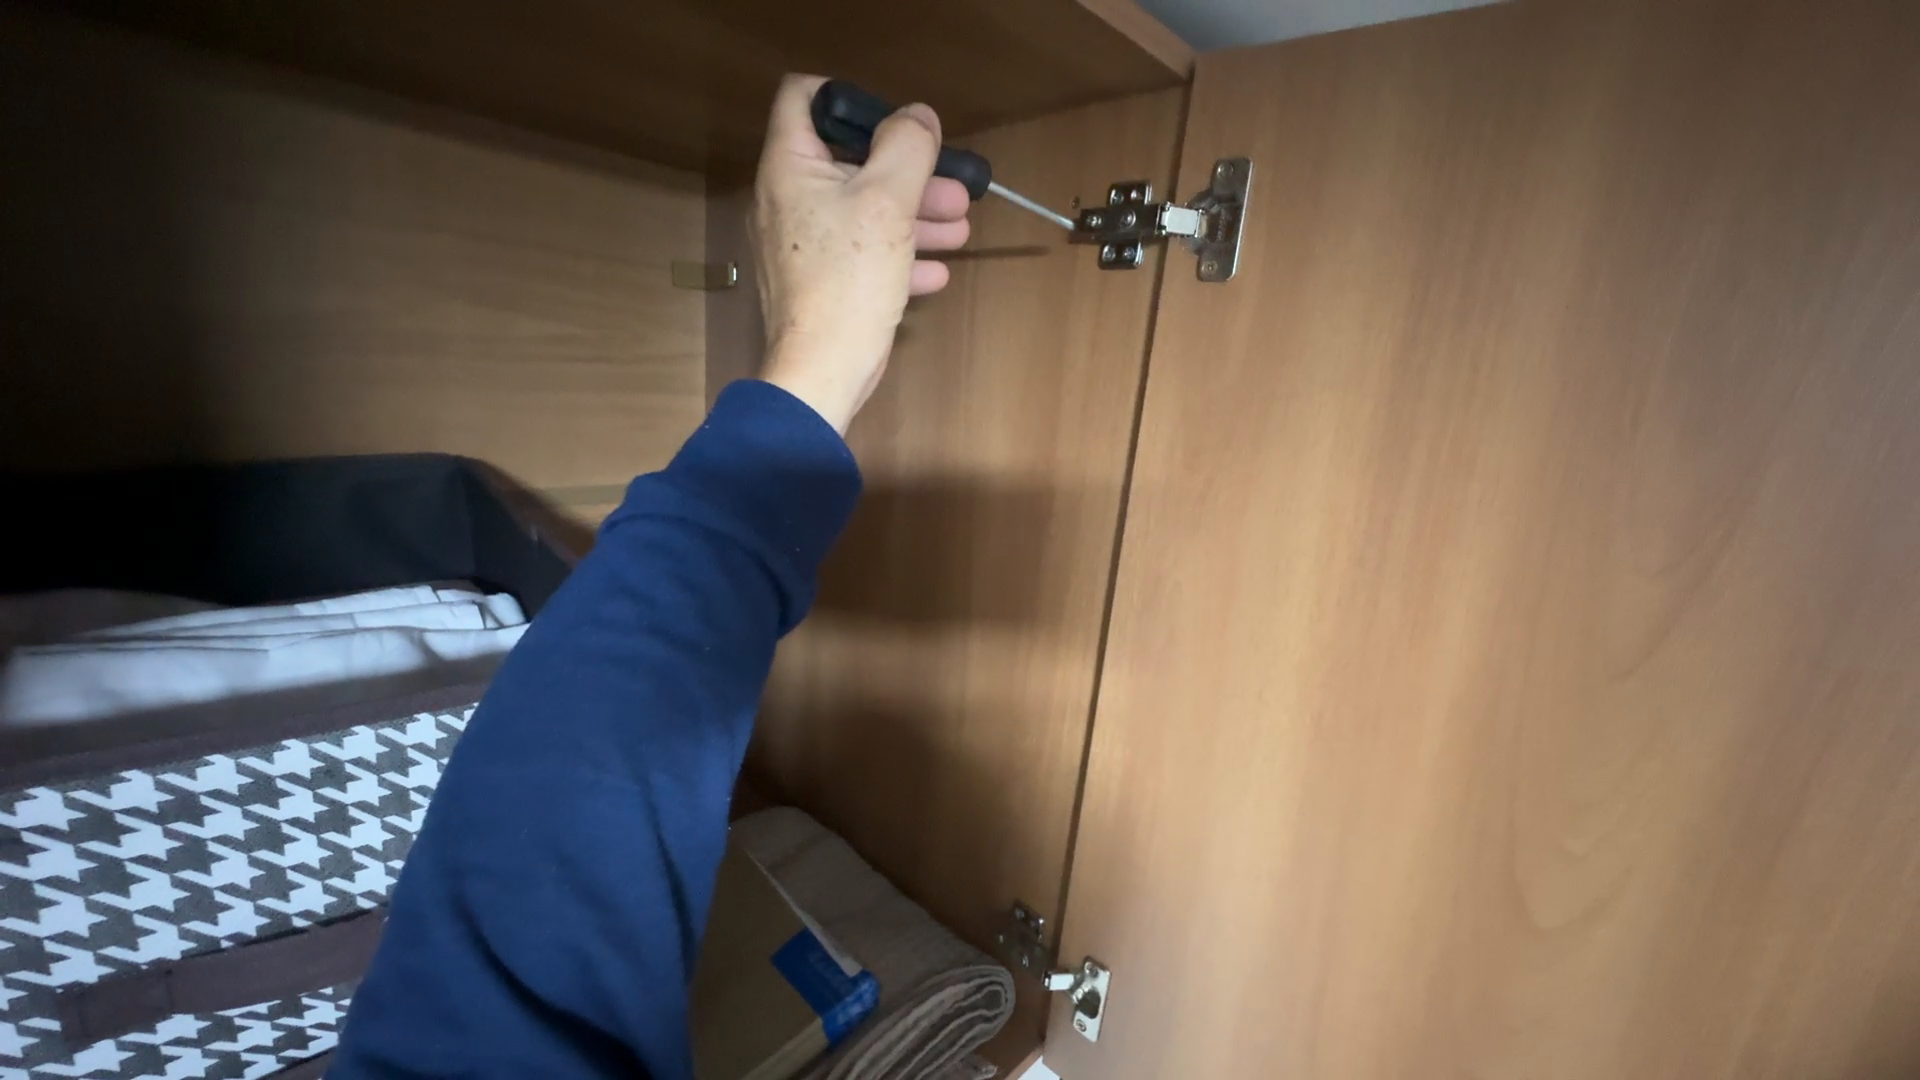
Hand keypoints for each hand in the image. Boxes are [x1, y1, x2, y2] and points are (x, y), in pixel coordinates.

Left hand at [751, 74, 971, 433]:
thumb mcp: (888, 202)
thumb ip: (907, 147)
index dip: (852, 99)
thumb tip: (918, 116)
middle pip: (850, 164)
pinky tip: (935, 271)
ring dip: (914, 218)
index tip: (896, 126)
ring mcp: (800, 247)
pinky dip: (896, 257)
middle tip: (954, 190)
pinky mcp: (818, 285)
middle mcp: (787, 200)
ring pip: (861, 214)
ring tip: (959, 230)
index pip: (805, 97)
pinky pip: (859, 257)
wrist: (823, 371)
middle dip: (909, 174)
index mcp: (790, 166)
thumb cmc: (849, 280)